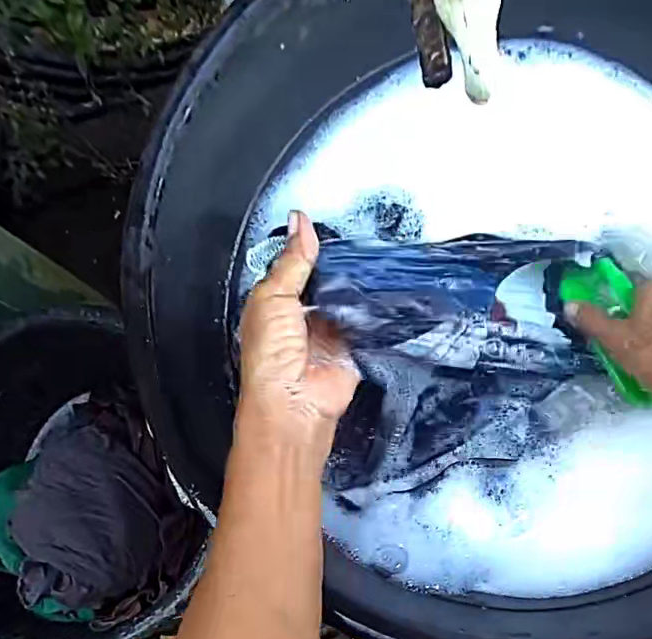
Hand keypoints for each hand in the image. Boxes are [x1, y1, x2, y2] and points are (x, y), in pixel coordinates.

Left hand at [237, 211, 360, 454]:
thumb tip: (300, 222)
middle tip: (356, 248)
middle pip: (326, 285)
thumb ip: (292, 261)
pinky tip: (380, 298)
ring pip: (348, 303)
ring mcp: (328, 336)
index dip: (309, 251)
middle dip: (339, 270)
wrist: (294, 403)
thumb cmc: (270, 357)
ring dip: (357, 292)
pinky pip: (365, 327)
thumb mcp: (273, 296)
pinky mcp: (351, 352)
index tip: (326, 230)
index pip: (296, 269)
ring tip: (372, 269)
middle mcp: (302, 320)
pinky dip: (372, 315)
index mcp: (275, 305)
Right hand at [567, 279, 651, 405]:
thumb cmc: (649, 355)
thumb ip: (591, 319)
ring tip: (640, 346)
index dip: (615, 299)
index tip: (609, 317)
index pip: (629, 282)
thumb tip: (570, 305)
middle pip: (648, 296)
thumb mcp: (613, 338)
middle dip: (635, 312)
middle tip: (622, 335)